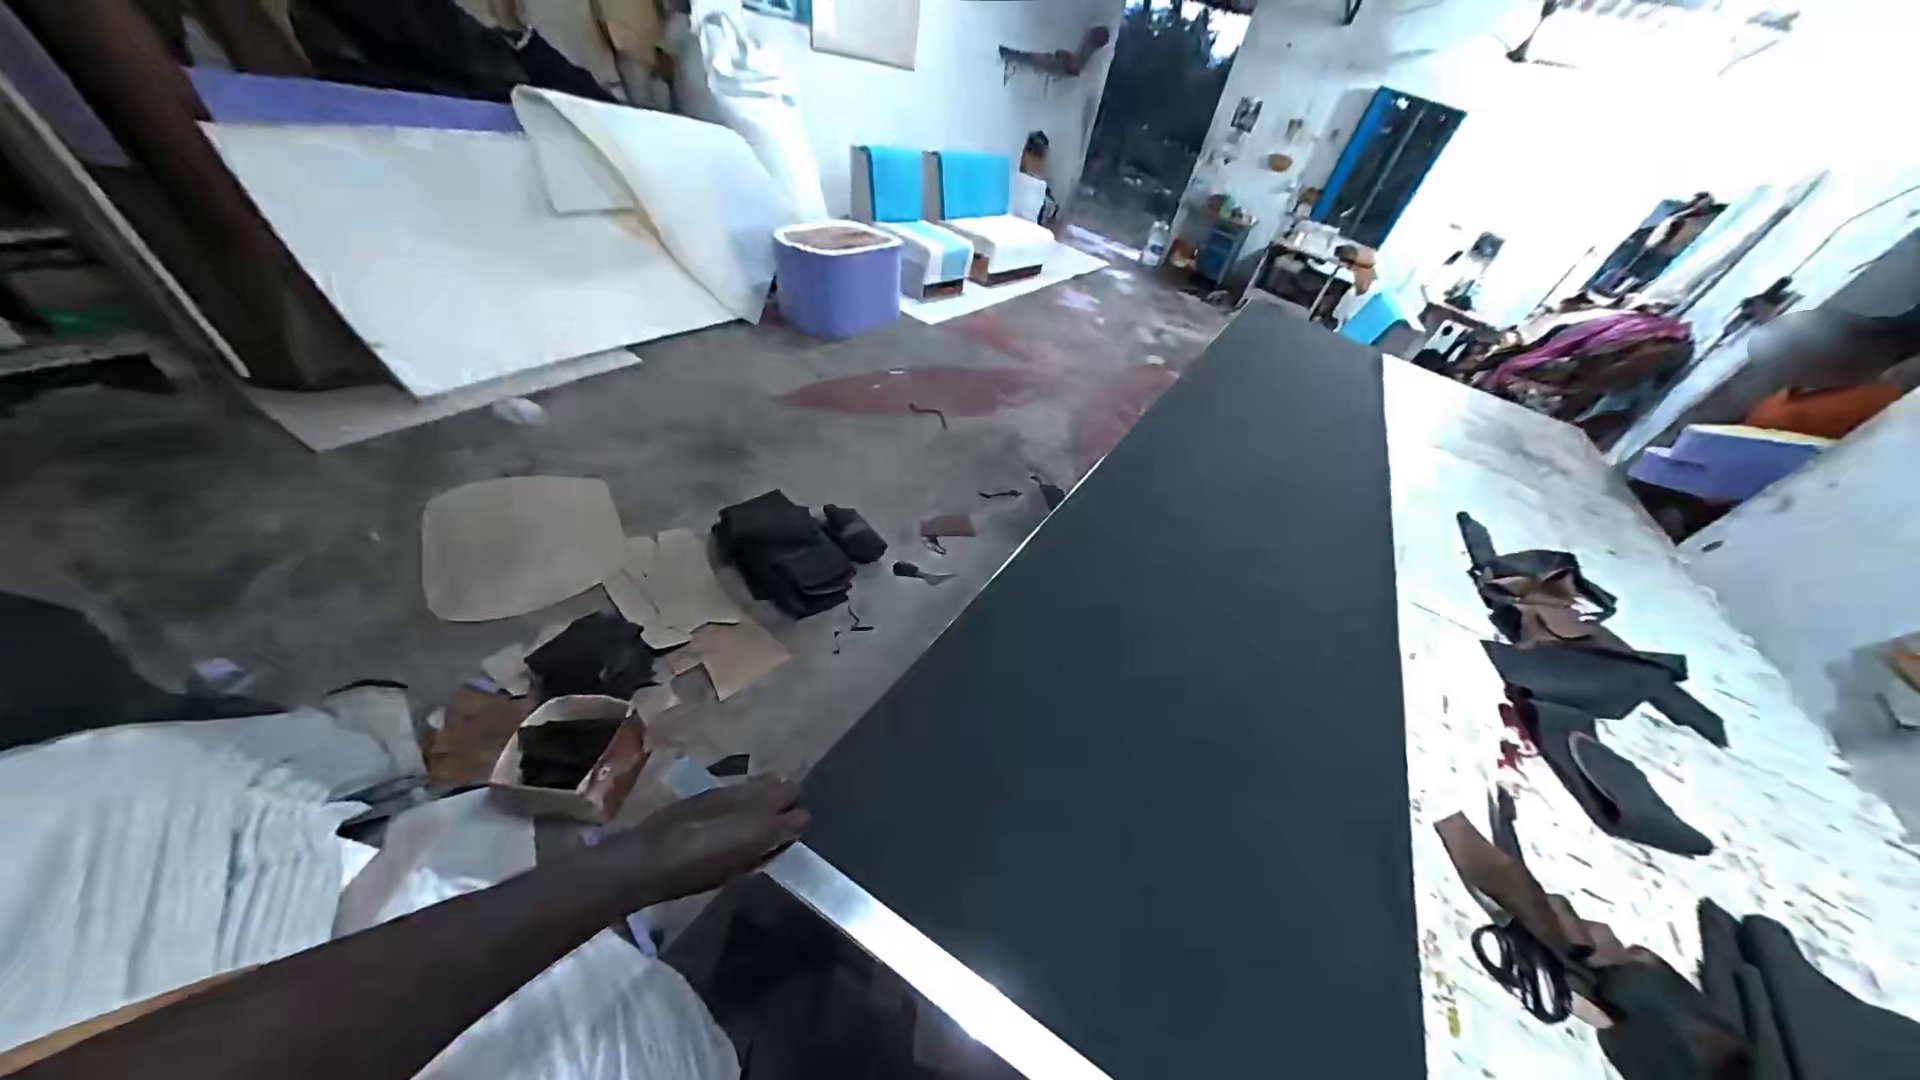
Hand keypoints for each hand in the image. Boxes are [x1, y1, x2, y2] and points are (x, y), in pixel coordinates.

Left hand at [616, 777, 808, 902]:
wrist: (649, 857)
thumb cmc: (694, 876)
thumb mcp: (736, 872)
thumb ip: (762, 854)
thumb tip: (776, 843)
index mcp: (766, 828)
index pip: (803, 817)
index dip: (796, 828)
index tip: (787, 839)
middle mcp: (758, 801)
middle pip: (793, 788)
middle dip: (788, 802)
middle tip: (774, 822)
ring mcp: (738, 788)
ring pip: (771, 780)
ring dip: (768, 794)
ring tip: (753, 814)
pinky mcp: (717, 785)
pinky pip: (745, 784)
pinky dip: (746, 795)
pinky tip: (729, 812)